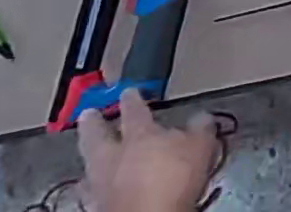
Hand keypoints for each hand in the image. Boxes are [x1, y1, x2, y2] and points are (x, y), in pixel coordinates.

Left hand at [79, 90, 220, 211]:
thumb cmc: (173, 180)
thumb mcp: (199, 146)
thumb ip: (200, 128)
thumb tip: (202, 116)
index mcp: (139, 134)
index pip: (134, 110)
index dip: (132, 99)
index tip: (128, 90)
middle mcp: (114, 157)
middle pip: (97, 136)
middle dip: (93, 123)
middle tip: (88, 113)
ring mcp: (101, 186)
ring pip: (90, 166)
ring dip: (90, 159)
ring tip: (89, 157)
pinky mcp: (98, 211)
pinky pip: (92, 195)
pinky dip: (94, 190)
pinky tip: (97, 191)